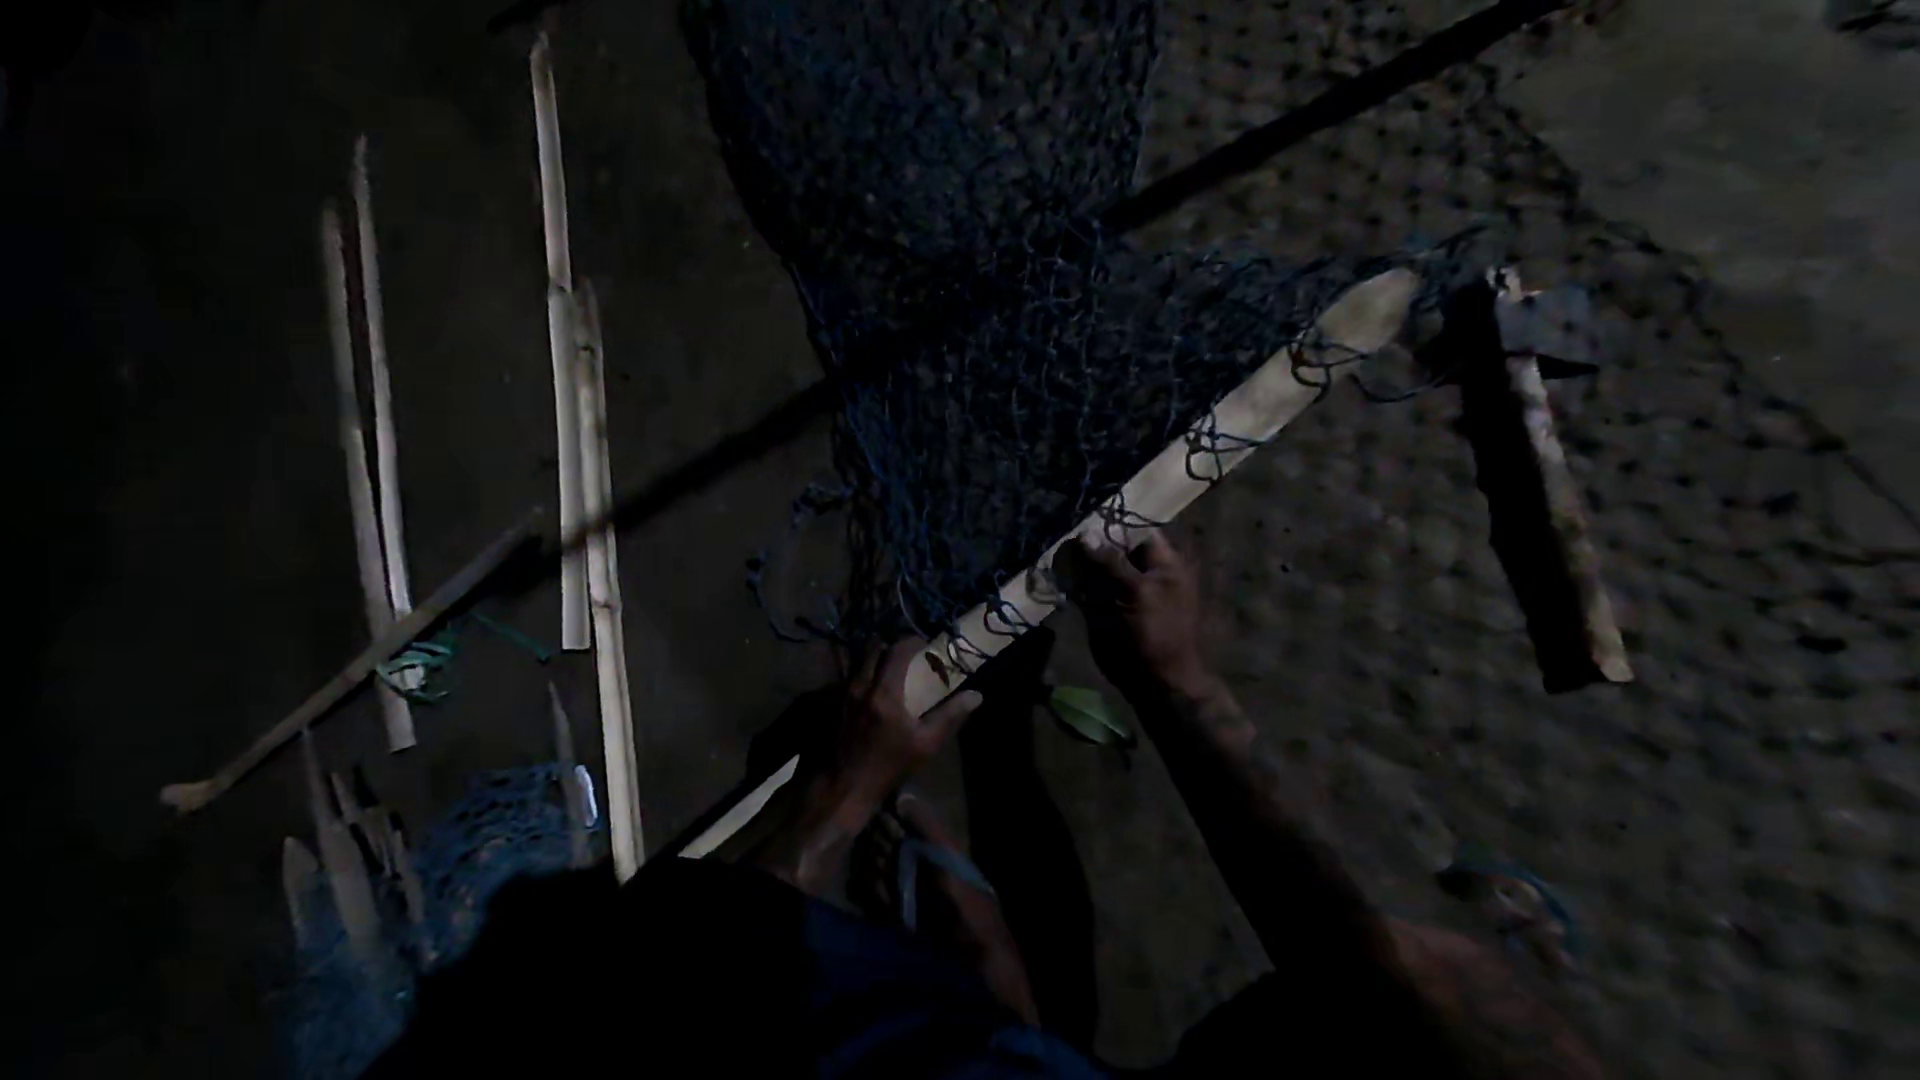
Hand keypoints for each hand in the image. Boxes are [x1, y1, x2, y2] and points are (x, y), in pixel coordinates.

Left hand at [822, 638, 982, 803]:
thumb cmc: (887, 767)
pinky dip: (864, 674)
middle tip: (909, 656)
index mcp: (884, 691)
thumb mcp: (926, 744)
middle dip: (893, 647)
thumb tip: (976, 696)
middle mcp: (860, 685)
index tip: (925, 646)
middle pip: (875, 649)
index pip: (898, 650)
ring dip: (877, 658)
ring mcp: (843, 693)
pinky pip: (850, 676)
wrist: (843, 787)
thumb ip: (951, 716)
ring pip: (860, 661)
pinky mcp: (833, 702)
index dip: (913, 642)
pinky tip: (874, 690)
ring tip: (893, 670)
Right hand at [1056, 530, 1211, 698]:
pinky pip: (1086, 590)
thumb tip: (1086, 534)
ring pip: (1095, 569)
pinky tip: (1058, 577)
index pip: (1137, 531)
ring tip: (1057, 554)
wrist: (1156, 681)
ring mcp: (1121, 593)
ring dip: (1077, 563)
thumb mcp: (1138, 591)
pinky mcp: (1104, 611)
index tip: (1084, 520)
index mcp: (1162, 563)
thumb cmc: (1157, 631)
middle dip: (1089, 545)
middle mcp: (1141, 574)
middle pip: (1112, 549)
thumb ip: (1112, 561)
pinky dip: (1072, 584)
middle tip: (1064, 537)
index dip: (1112, 525)